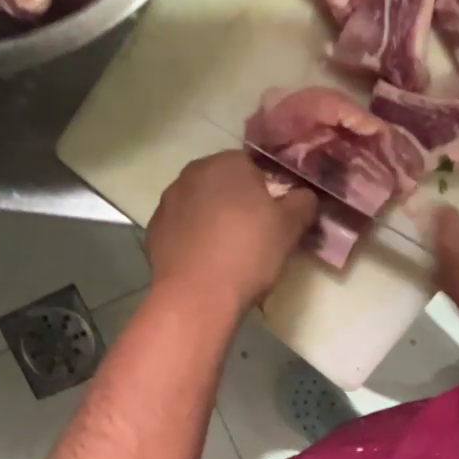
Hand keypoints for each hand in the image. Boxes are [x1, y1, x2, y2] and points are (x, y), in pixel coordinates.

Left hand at [145, 151, 318, 312]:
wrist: (197, 295)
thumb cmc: (248, 253)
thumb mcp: (290, 228)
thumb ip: (303, 204)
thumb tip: (304, 196)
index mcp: (227, 163)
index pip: (252, 169)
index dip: (265, 194)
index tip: (271, 221)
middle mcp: (192, 173)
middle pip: (222, 185)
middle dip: (235, 205)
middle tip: (251, 238)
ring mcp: (168, 201)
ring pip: (199, 207)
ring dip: (211, 221)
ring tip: (225, 254)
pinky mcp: (154, 230)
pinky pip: (181, 229)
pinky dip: (191, 241)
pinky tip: (203, 264)